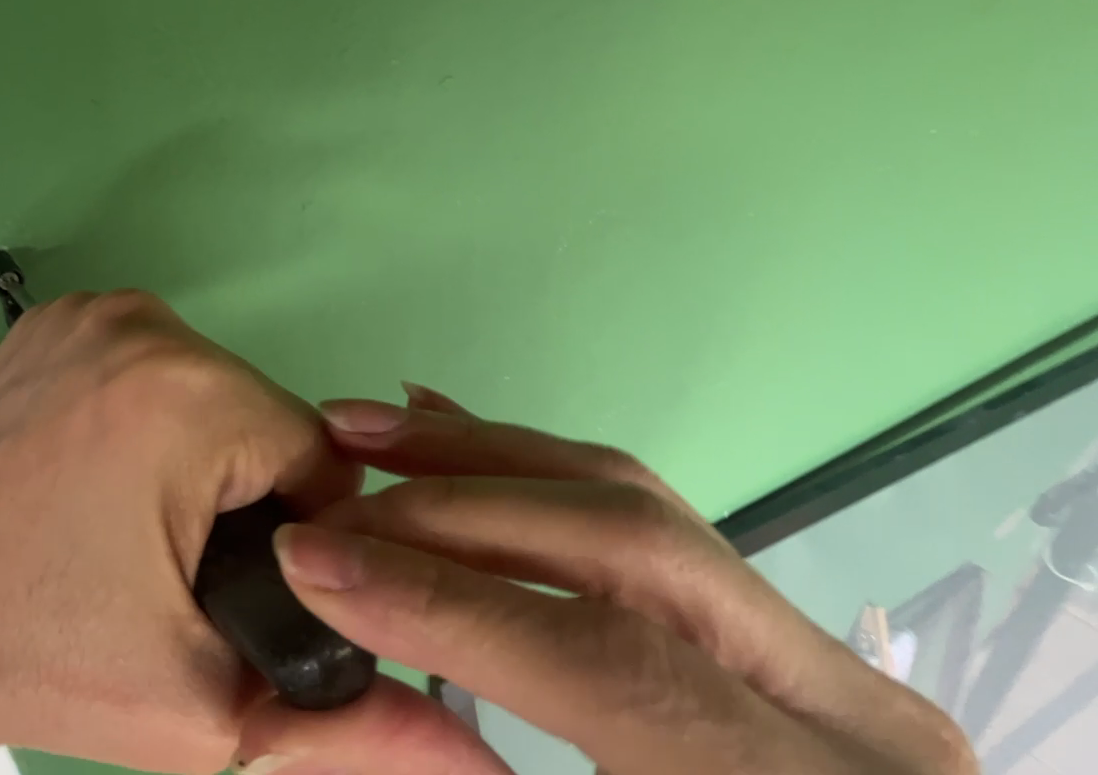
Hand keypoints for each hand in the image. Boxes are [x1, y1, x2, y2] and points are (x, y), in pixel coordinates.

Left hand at [0, 291, 358, 774]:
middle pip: (261, 418)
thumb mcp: (209, 706)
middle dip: (250, 497)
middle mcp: (142, 322)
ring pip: (208, 391)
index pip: (321, 456)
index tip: (250, 589)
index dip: (305, 536)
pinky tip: (106, 481)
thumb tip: (484, 758)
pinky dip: (149, 421)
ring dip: (203, 458)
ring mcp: (88, 312)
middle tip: (185, 571)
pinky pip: (147, 370)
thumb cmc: (45, 658)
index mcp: (189, 392)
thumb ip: (355, 727)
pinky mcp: (50, 322)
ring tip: (141, 532)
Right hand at [236, 385, 977, 774]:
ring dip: (473, 455)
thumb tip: (295, 695)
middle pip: (623, 538)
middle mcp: (840, 710)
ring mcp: (813, 653)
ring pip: (628, 495)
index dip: (437, 600)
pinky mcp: (769, 624)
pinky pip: (633, 508)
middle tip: (328, 511)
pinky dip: (520, 462)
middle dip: (448, 508)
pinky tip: (441, 427)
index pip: (602, 661)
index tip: (309, 562)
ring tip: (358, 433)